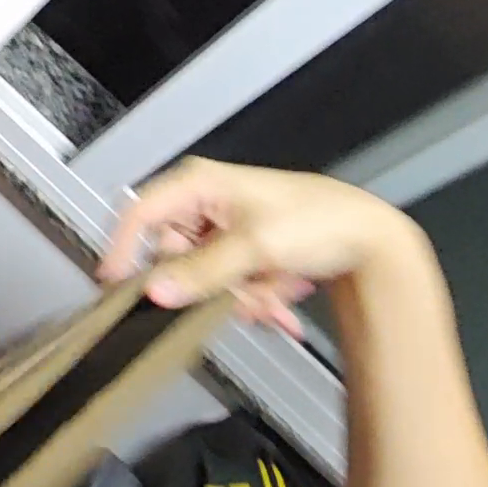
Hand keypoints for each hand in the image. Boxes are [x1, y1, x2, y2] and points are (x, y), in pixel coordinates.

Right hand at [97, 157, 419, 336]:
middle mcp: (200, 201)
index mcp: (196, 184)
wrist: (374, 239)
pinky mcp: (236, 246)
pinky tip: (279, 303)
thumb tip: (153, 292)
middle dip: (207, 285)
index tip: (113, 289)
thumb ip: (202, 272)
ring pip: (200, 274)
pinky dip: (248, 295)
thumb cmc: (314, 223)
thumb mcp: (255, 248)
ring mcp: (219, 225)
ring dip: (235, 295)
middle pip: (173, 253)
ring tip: (275, 300)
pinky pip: (222, 279)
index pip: (140, 213)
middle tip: (244, 299)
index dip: (122, 249)